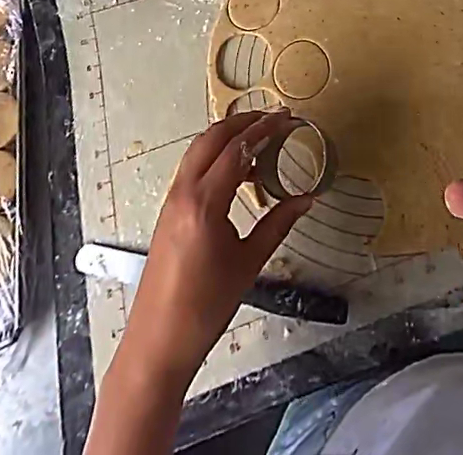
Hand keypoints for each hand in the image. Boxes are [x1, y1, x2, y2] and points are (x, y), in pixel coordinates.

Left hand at [87, 111, 312, 454]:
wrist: (157, 345)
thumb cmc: (203, 308)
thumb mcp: (249, 262)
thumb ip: (279, 223)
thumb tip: (305, 199)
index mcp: (203, 203)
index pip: (237, 149)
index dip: (265, 128)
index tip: (287, 118)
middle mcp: (182, 195)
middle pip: (212, 138)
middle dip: (244, 122)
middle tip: (274, 118)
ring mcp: (171, 202)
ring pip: (199, 150)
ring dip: (228, 136)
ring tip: (260, 139)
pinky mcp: (168, 213)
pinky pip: (193, 169)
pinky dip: (216, 157)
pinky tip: (239, 172)